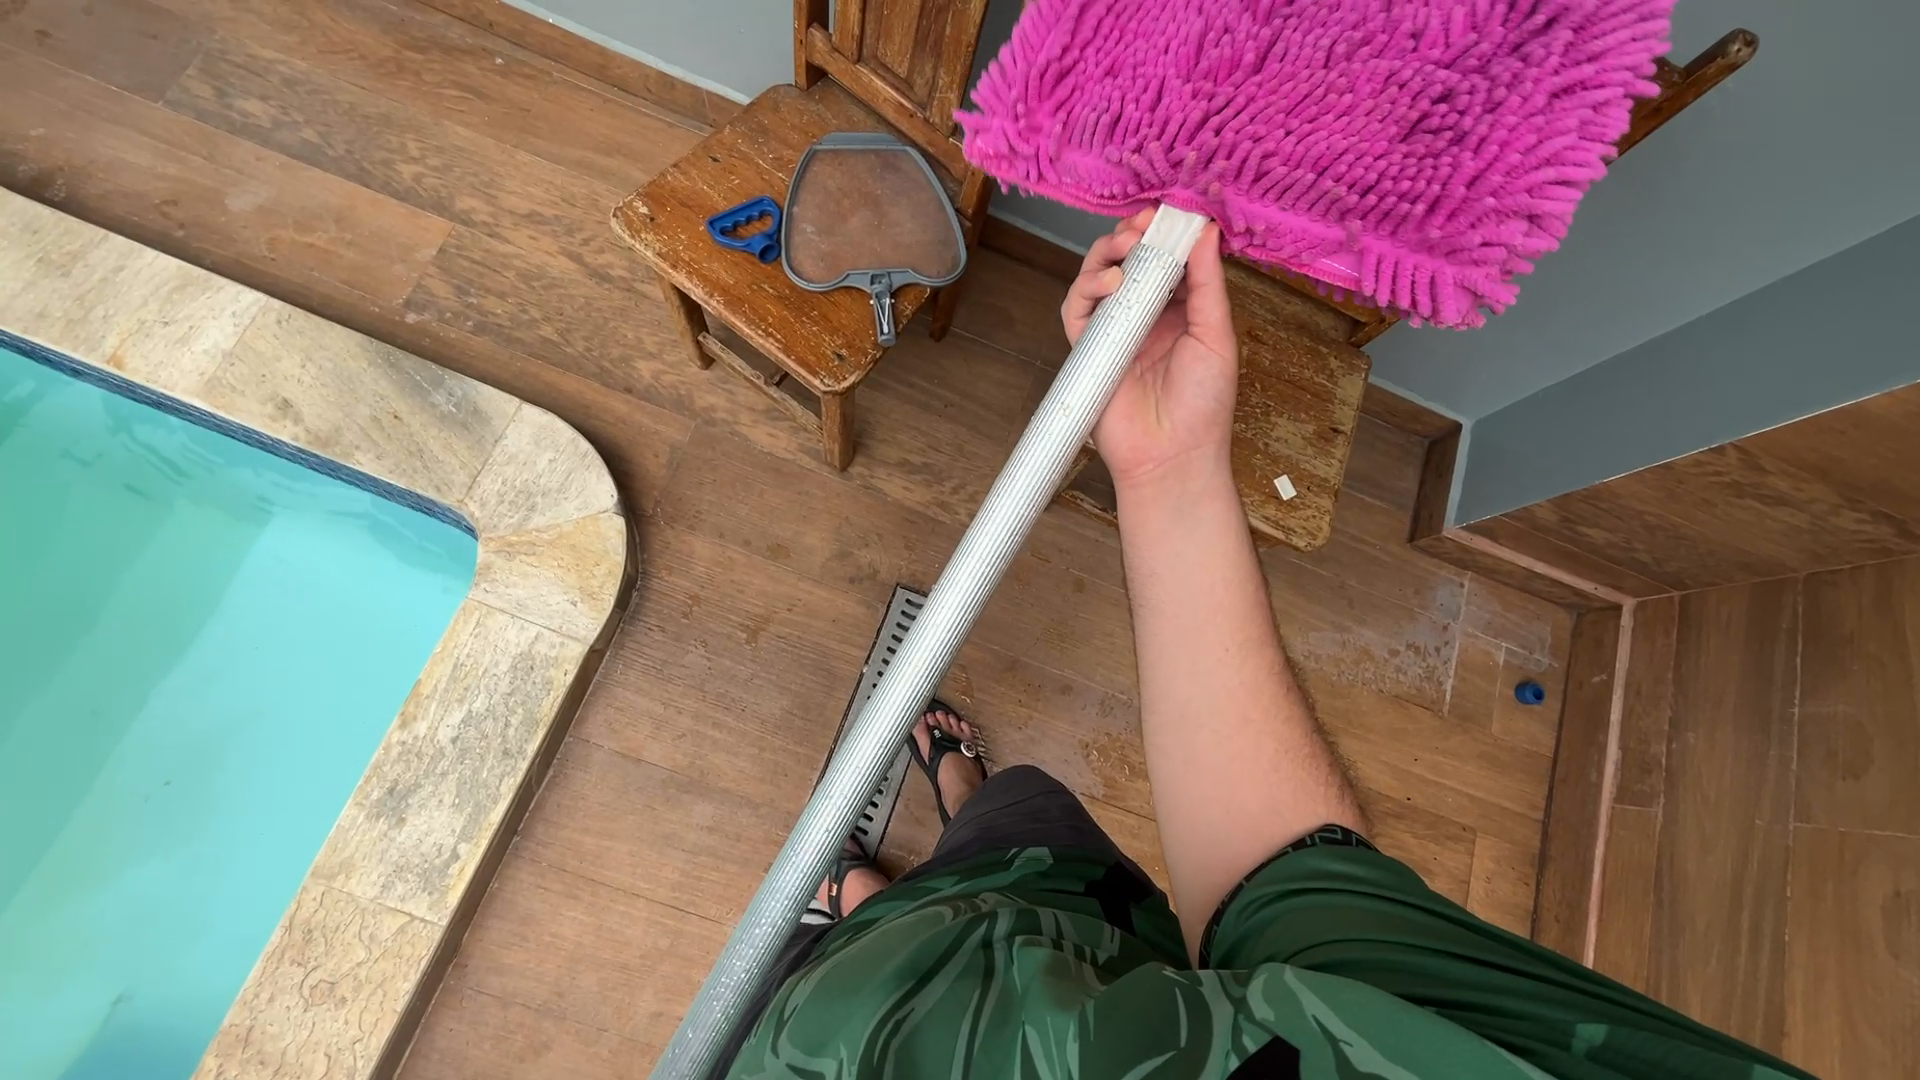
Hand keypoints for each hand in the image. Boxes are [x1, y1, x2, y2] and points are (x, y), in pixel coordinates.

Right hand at [1062, 210, 1237, 489]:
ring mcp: (1113, 334)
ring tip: (1124, 247)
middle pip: (1127, 263)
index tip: (1169, 211)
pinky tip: (1110, 284)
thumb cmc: (1204, 404)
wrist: (1172, 457)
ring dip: (1106, 256)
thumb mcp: (1216, 336)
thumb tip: (1205, 230)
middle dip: (1132, 237)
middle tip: (1141, 224)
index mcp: (1180, 312)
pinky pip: (1075, 312)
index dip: (1165, 233)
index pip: (1167, 260)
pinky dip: (1086, 290)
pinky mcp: (1087, 351)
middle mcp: (1144, 318)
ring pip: (1097, 280)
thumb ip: (1207, 283)